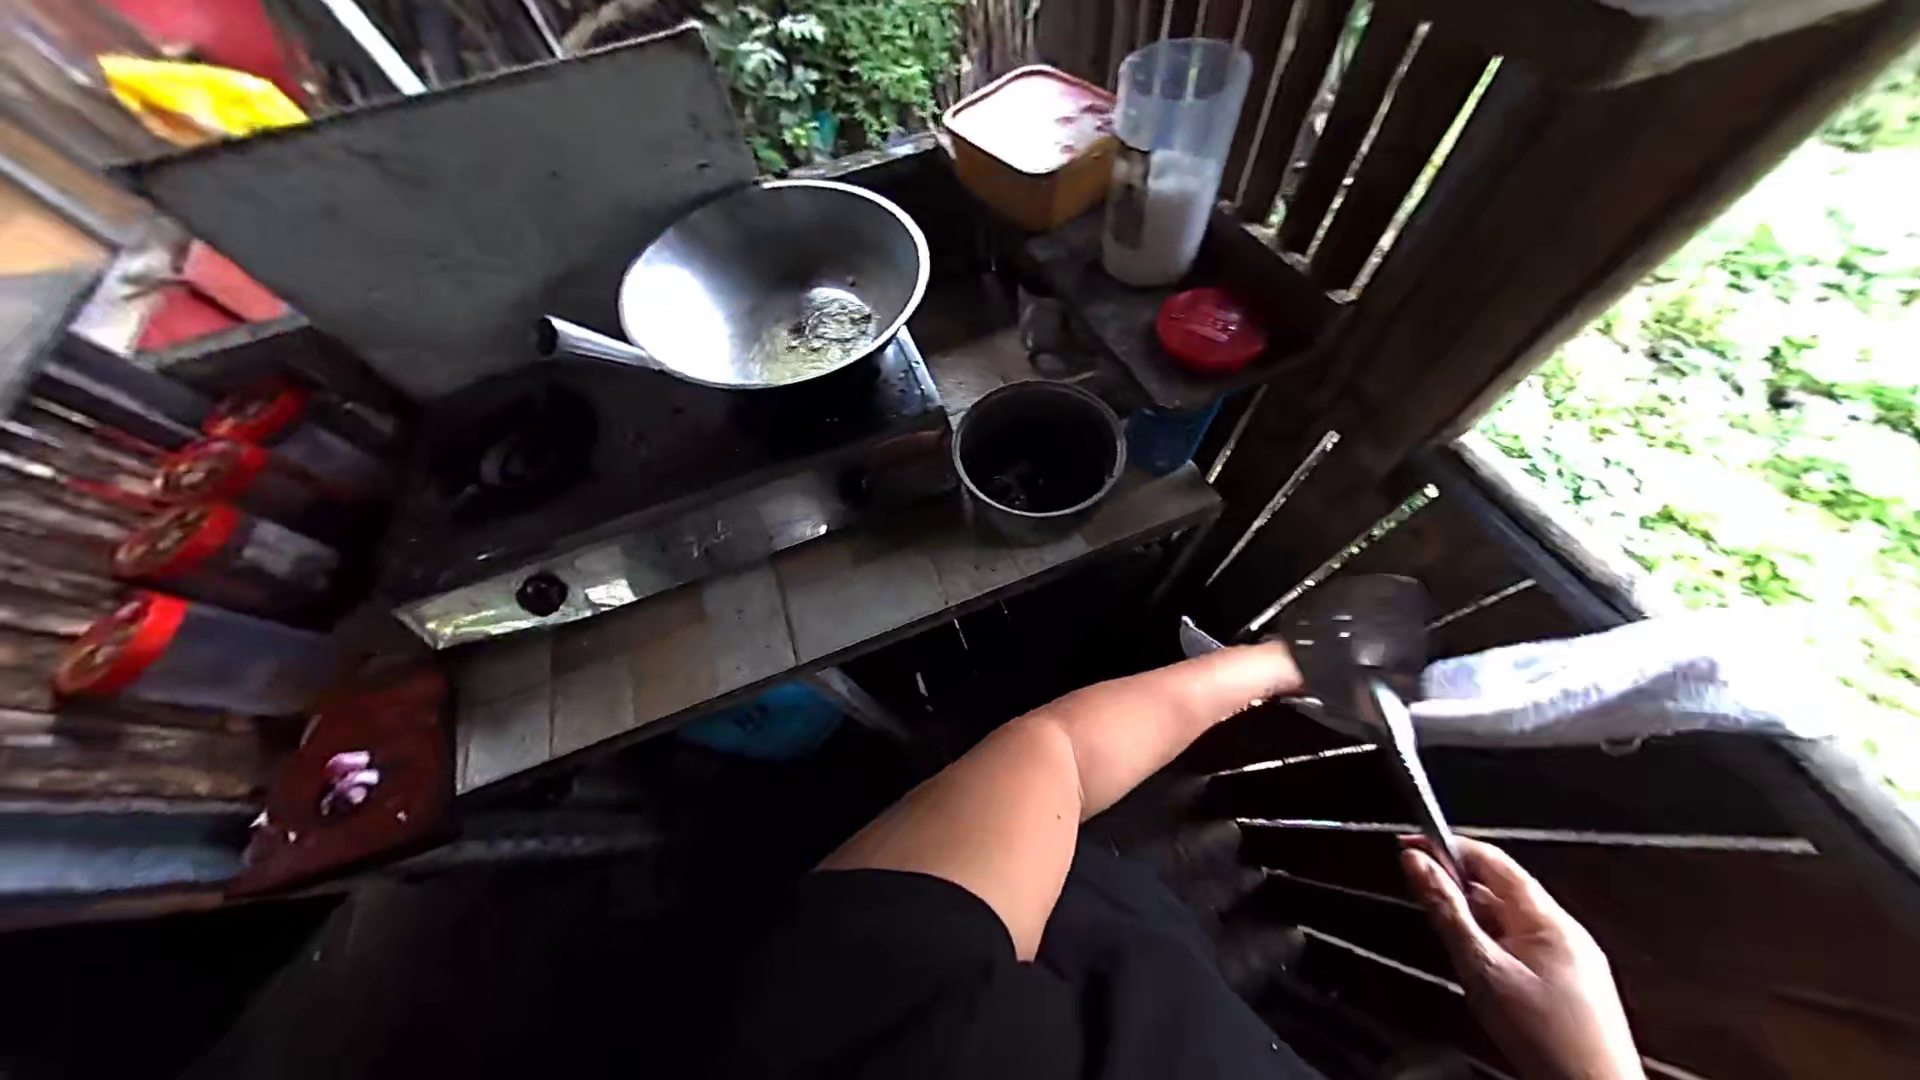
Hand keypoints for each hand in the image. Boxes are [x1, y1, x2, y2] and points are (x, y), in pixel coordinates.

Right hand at [1401, 837, 1644, 1079]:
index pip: (1491, 858)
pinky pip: (1518, 939)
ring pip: (1506, 914)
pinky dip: (1489, 937)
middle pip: (1498, 885)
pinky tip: (1477, 961)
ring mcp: (1572, 957)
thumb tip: (1416, 861)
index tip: (1410, 845)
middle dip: (1455, 883)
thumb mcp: (1480, 966)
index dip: (1446, 846)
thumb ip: (1445, 908)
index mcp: (1548, 920)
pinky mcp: (1570, 980)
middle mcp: (1565, 932)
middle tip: (1421, 890)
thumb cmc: (1547, 1041)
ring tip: (1449, 934)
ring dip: (1471, 913)